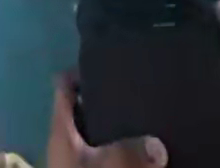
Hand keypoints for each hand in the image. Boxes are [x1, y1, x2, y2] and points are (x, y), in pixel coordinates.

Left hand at [47, 73, 169, 167]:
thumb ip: (128, 153)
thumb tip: (158, 144)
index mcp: (61, 128)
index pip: (64, 87)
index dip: (80, 72)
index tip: (107, 63)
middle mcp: (67, 142)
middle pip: (84, 112)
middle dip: (109, 105)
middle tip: (139, 96)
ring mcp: (78, 164)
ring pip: (98, 141)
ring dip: (121, 137)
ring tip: (152, 126)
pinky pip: (107, 163)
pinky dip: (124, 161)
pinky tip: (149, 163)